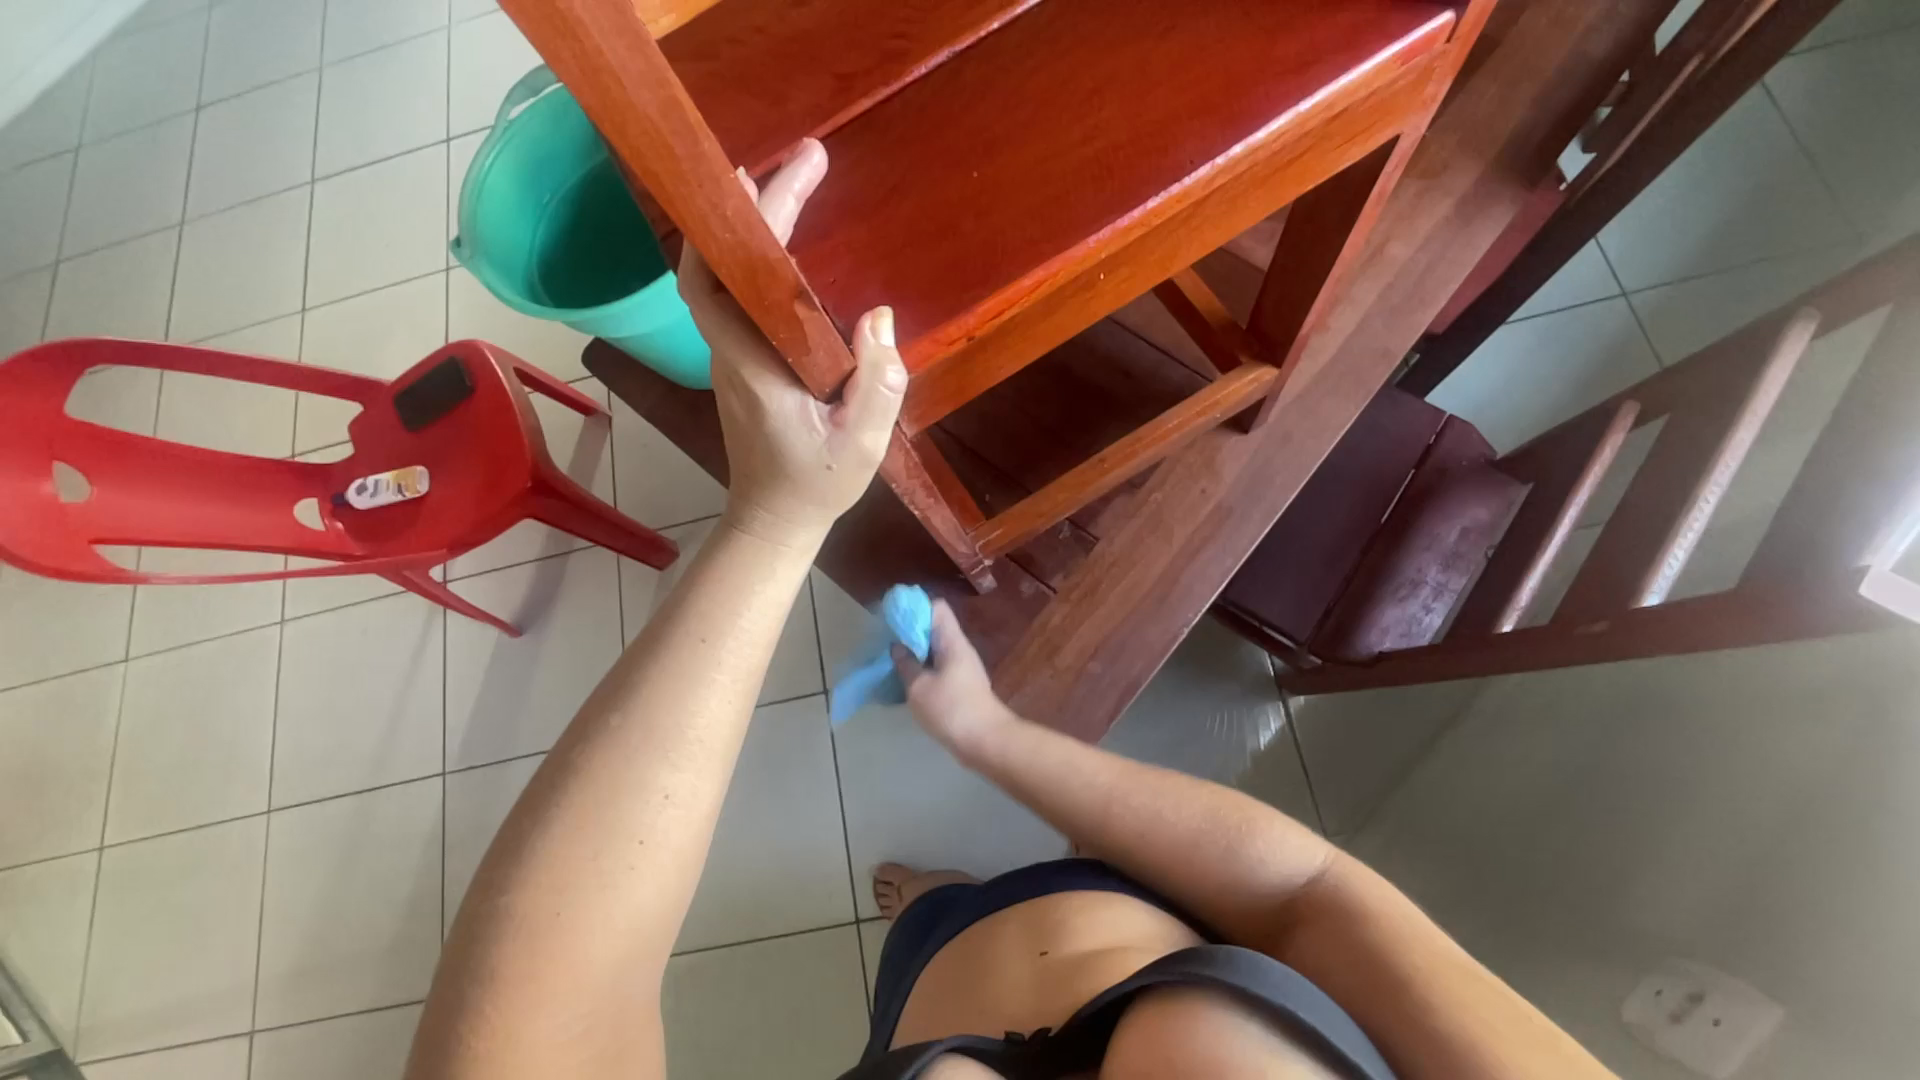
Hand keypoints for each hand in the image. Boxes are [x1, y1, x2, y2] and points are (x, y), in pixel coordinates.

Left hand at [676, 138, 906, 548]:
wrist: (773, 521)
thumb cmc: (814, 486)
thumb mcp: (861, 445)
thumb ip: (876, 384)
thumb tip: (878, 318)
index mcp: (754, 366)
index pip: (718, 283)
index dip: (729, 226)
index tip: (764, 176)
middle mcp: (731, 353)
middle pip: (717, 265)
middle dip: (750, 207)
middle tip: (802, 162)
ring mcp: (732, 357)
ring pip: (725, 279)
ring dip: (750, 230)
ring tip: (794, 187)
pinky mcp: (742, 364)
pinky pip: (740, 299)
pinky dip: (756, 261)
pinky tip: (789, 248)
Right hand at [892, 600, 1017, 760]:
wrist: (986, 741)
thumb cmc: (951, 709)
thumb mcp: (919, 687)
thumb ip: (906, 664)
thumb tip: (897, 646)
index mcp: (952, 641)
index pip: (937, 607)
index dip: (915, 606)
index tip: (893, 615)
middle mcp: (960, 649)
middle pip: (934, 628)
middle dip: (910, 631)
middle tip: (886, 640)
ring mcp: (963, 668)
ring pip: (935, 649)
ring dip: (915, 652)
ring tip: (892, 660)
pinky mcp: (962, 686)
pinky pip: (939, 668)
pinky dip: (923, 669)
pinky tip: (906, 681)